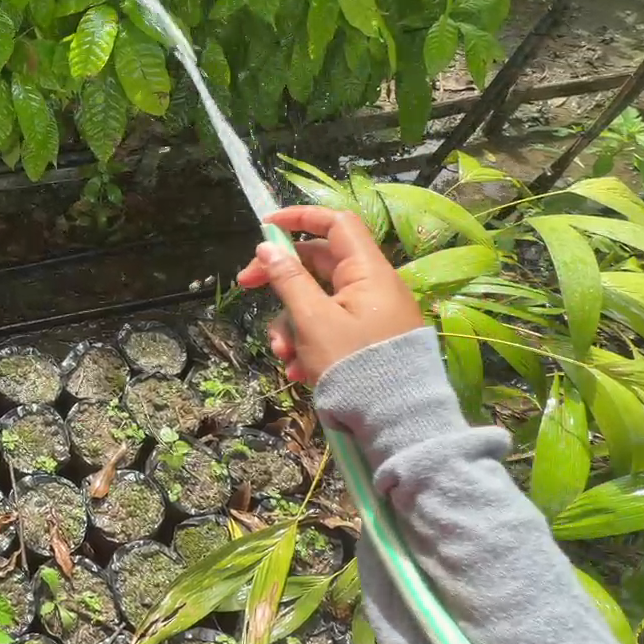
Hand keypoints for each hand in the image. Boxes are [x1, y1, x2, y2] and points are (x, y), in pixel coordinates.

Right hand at [236, 205, 425, 385]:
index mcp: (368, 273)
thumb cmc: (354, 364)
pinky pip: (327, 326)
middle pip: (317, 263)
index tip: (265, 227)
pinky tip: (297, 368)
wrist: (398, 425)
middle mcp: (371, 288)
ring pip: (316, 299)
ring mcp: (369, 315)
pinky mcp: (365, 340)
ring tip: (281, 352)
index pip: (336, 224)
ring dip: (289, 321)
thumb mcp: (312, 319)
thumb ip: (288, 279)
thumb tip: (268, 247)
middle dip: (279, 278)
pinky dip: (306, 341)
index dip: (300, 217)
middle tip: (245, 286)